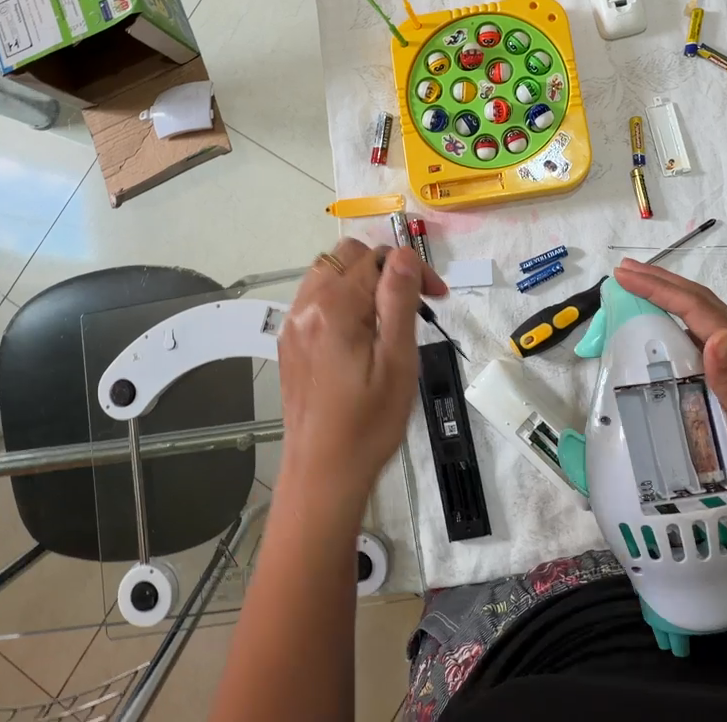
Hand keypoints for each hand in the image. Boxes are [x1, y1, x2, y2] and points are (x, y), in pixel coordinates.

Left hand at [275, 240, 446, 516]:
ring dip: (361, 280)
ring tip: (387, 315)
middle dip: (385, 268)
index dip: (412, 269)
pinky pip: (315, 298)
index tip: (438, 297)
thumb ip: (399, 301)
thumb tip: (404, 255)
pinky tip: (359, 331)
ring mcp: (293, 323)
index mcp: (335, 307)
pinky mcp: (289, 342)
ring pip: (328, 272)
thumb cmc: (369, 422)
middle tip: (413, 304)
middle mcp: (306, 306)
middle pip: (348, 256)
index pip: (378, 259)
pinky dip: (340, 298)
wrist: (323, 473)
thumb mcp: (397, 361)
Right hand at [613, 260, 726, 537]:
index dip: (659, 290)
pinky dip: (682, 327)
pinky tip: (670, 338)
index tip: (624, 276)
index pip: (699, 311)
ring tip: (639, 293)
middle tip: (623, 273)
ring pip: (705, 320)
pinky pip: (708, 342)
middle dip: (661, 284)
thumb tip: (714, 338)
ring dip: (671, 300)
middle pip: (702, 305)